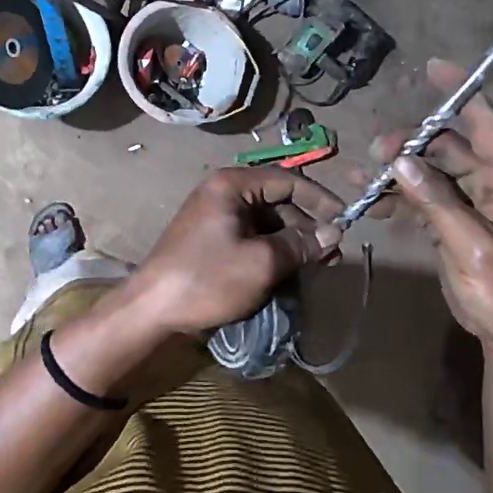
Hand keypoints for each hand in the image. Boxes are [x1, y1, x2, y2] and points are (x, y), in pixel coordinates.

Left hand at [126, 167, 344, 335]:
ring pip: (267, 222)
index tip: (345, 220)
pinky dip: (271, 252)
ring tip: (314, 267)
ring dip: (291, 242)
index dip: (320, 200)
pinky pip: (251, 236)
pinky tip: (287, 273)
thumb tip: (335, 233)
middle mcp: (224, 191)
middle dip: (307, 227)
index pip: (288, 180)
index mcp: (232, 184)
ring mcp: (216, 215)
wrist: (147, 311)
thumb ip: (301, 244)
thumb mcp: (261, 263)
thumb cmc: (206, 279)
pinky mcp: (211, 238)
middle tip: (330, 254)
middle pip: (278, 201)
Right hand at [363, 59, 492, 373]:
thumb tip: (400, 160)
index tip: (433, 67)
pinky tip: (369, 197)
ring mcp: (472, 207)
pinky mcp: (455, 227)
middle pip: (450, 147)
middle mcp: (492, 186)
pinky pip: (424, 201)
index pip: (487, 124)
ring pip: (432, 173)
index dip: (463, 92)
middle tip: (377, 147)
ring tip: (365, 170)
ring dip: (400, 169)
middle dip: (414, 142)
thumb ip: (438, 203)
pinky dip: (399, 197)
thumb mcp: (475, 249)